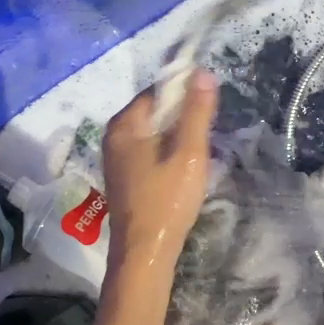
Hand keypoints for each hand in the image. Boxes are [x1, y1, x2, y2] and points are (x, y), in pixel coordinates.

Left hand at [102, 70, 218, 269]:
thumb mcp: (188, 152)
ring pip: (154, 135)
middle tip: (208, 136)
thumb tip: (202, 72)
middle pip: (155, 113)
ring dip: (178, 139)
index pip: (157, 91)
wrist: (145, 253)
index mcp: (124, 125)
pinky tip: (185, 171)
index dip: (185, 94)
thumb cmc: (166, 200)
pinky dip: (169, 155)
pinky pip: (150, 153)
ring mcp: (117, 160)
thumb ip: (196, 112)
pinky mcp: (125, 178)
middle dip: (183, 118)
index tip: (209, 109)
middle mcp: (114, 138)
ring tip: (200, 154)